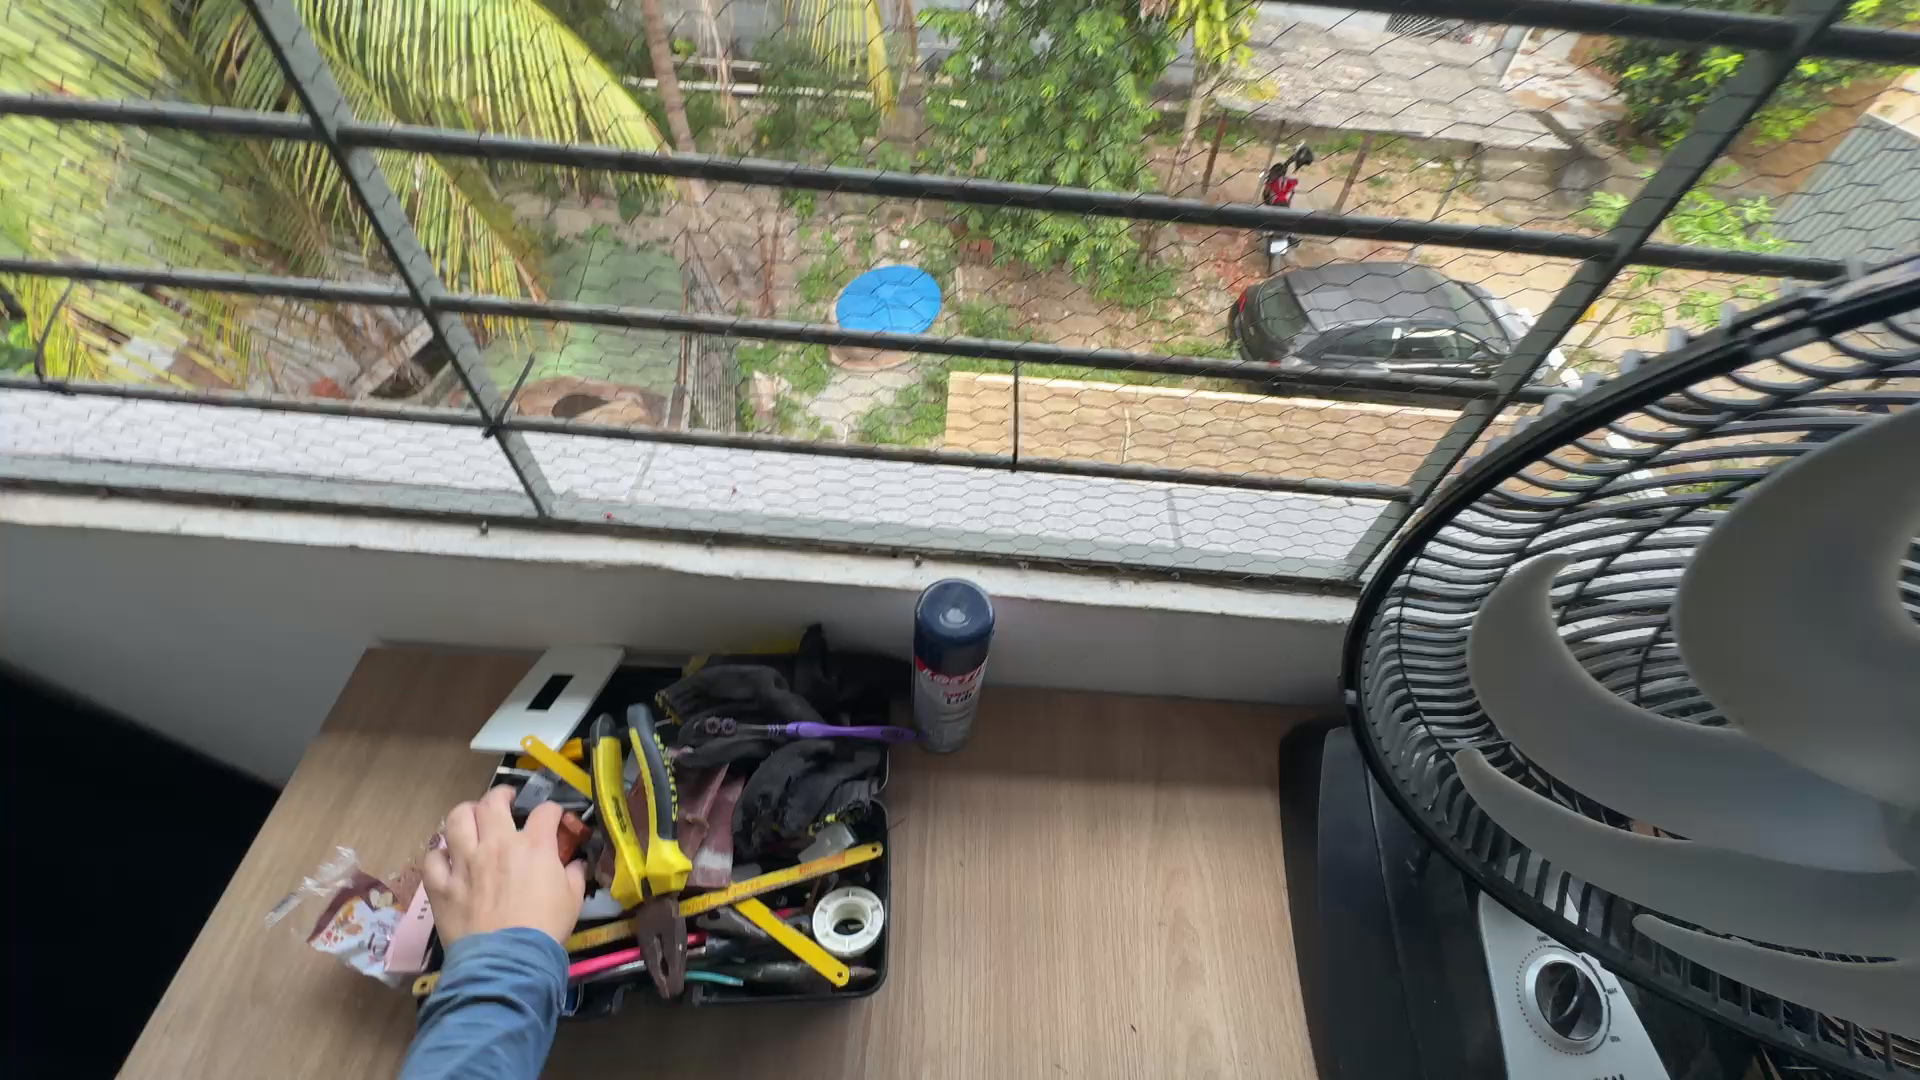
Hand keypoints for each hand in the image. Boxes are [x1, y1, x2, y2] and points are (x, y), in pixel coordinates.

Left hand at [423, 785, 586, 946]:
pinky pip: (433, 858)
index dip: (553, 811)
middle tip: (506, 801)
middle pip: (493, 802)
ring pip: (457, 819)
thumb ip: (574, 873)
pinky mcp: (442, 886)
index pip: (546, 810)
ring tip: (473, 818)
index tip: (554, 819)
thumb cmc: (545, 927)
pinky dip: (440, 853)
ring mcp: (465, 863)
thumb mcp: (574, 897)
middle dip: (502, 795)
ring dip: (466, 813)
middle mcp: (498, 845)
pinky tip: (449, 857)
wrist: (507, 961)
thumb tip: (575, 864)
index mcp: (534, 845)